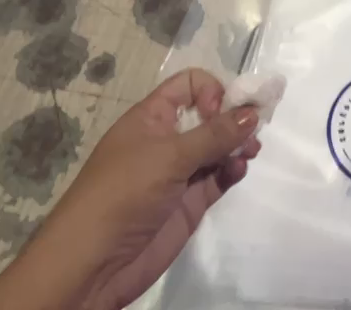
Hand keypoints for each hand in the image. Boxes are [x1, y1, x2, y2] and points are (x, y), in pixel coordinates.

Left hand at [0, 70, 261, 309]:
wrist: (92, 266)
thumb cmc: (123, 194)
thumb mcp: (169, 156)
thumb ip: (214, 134)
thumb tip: (253, 111)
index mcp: (152, 118)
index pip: (190, 85)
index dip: (211, 90)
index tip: (222, 110)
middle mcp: (167, 140)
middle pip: (209, 115)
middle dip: (234, 116)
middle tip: (258, 125)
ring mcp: (179, 172)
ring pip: (218, 146)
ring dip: (237, 143)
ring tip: (251, 150)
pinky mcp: (189, 202)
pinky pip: (218, 177)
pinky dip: (232, 170)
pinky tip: (238, 170)